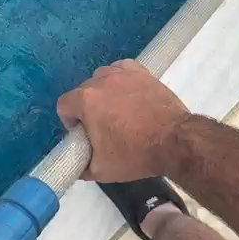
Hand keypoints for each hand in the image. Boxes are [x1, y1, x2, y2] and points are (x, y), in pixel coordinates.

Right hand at [55, 60, 192, 181]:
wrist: (175, 142)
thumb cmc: (134, 154)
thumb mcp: (100, 170)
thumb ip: (81, 166)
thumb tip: (77, 165)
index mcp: (86, 100)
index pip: (64, 105)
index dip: (69, 121)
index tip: (82, 134)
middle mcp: (101, 80)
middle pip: (82, 90)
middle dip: (86, 108)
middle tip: (100, 127)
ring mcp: (124, 74)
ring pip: (102, 77)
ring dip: (103, 92)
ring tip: (116, 110)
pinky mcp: (144, 73)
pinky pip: (123, 69)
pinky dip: (121, 78)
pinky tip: (128, 92)